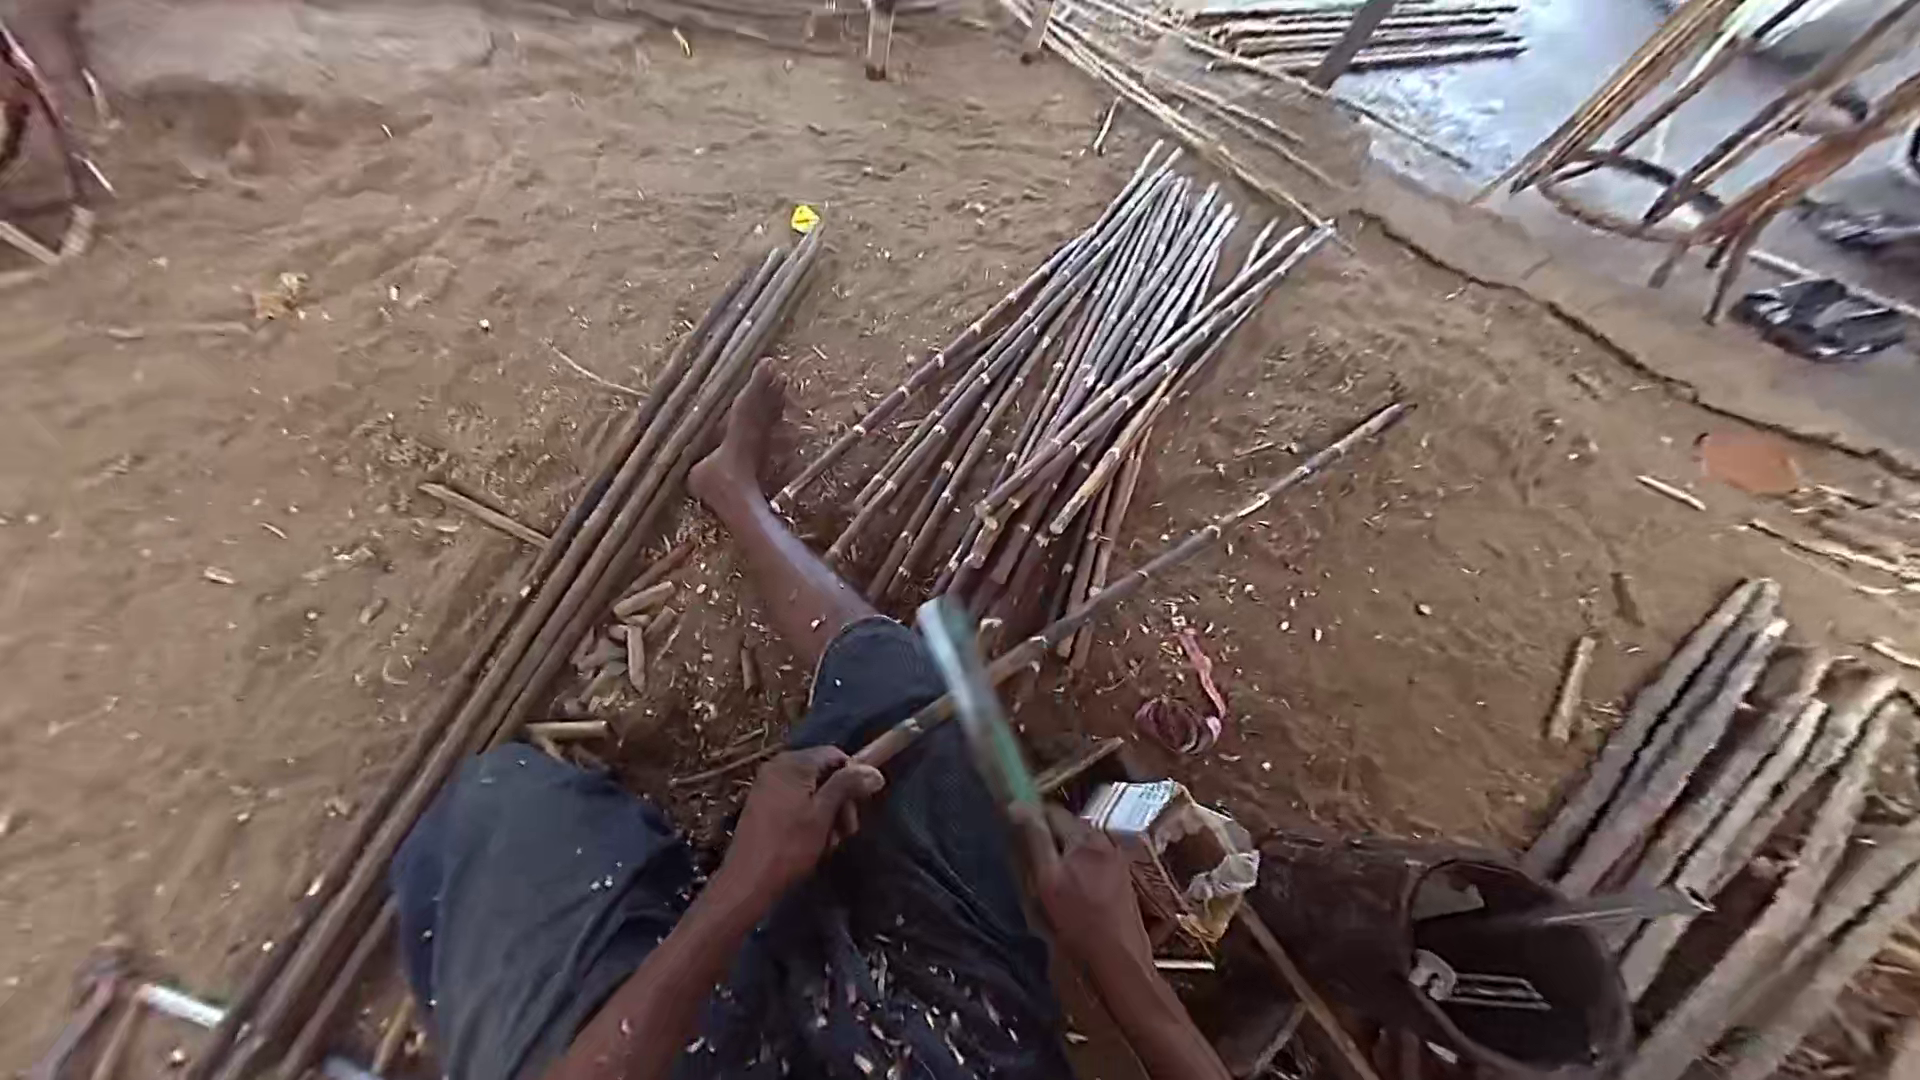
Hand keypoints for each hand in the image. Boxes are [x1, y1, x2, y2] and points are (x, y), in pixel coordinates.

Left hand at [717, 746, 885, 895]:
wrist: (746, 884)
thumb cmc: (788, 847)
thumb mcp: (824, 814)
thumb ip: (848, 786)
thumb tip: (875, 772)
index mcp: (793, 763)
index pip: (835, 755)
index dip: (852, 777)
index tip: (859, 806)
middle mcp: (778, 766)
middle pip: (824, 772)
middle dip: (841, 799)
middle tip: (846, 830)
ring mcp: (768, 784)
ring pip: (812, 788)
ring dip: (828, 812)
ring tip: (830, 841)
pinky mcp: (763, 803)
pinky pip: (797, 799)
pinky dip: (810, 816)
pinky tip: (814, 841)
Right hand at [1011, 803, 1152, 969]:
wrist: (1120, 965)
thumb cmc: (1079, 923)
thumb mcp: (1048, 880)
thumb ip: (1034, 839)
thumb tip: (1017, 806)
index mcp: (1085, 836)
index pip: (1052, 811)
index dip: (1033, 822)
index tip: (1020, 840)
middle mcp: (1105, 841)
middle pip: (1068, 827)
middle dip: (1050, 839)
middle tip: (1035, 866)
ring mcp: (1118, 860)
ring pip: (1081, 846)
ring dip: (1066, 855)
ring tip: (1055, 884)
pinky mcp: (1123, 881)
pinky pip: (1095, 862)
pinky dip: (1081, 869)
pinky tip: (1076, 896)